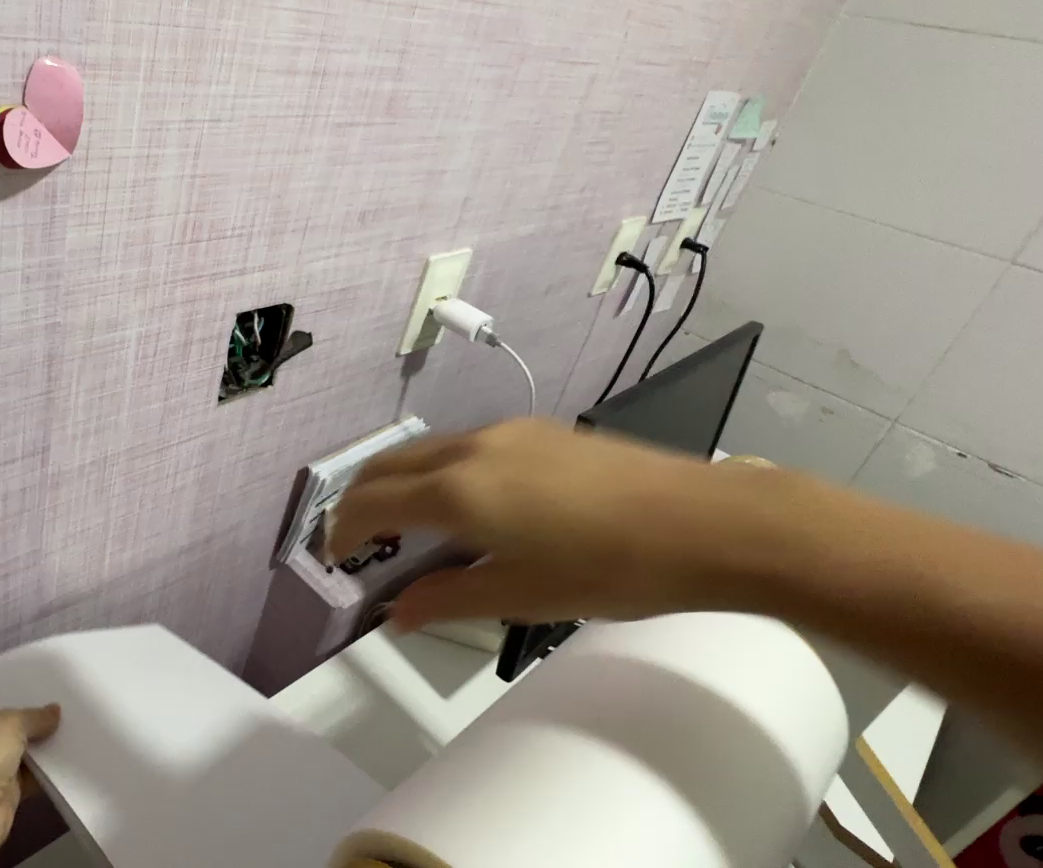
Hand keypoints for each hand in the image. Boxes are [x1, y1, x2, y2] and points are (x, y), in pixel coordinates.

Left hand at [0, 686, 60, 867]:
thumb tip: (55, 711)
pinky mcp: (9, 788)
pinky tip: (71, 751)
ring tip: (72, 716)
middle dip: (30, 708)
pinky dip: (49, 766)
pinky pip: (33, 772)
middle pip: (7, 716)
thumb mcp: (11, 723)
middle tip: (59, 691)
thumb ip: (35, 716)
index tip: (24, 668)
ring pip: (22, 745)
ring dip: (42, 738)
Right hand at [326, 419, 768, 626]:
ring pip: (424, 451)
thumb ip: (447, 598)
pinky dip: (437, 470)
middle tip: (357, 537)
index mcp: (457, 492)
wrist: (707, 521)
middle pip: (387, 465)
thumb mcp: (522, 595)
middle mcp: (468, 449)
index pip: (373, 502)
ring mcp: (503, 432)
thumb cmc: (611, 569)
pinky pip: (462, 445)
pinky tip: (465, 501)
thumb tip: (396, 613)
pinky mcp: (535, 429)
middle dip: (360, 498)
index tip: (334, 554)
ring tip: (407, 523)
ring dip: (399, 481)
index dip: (343, 529)